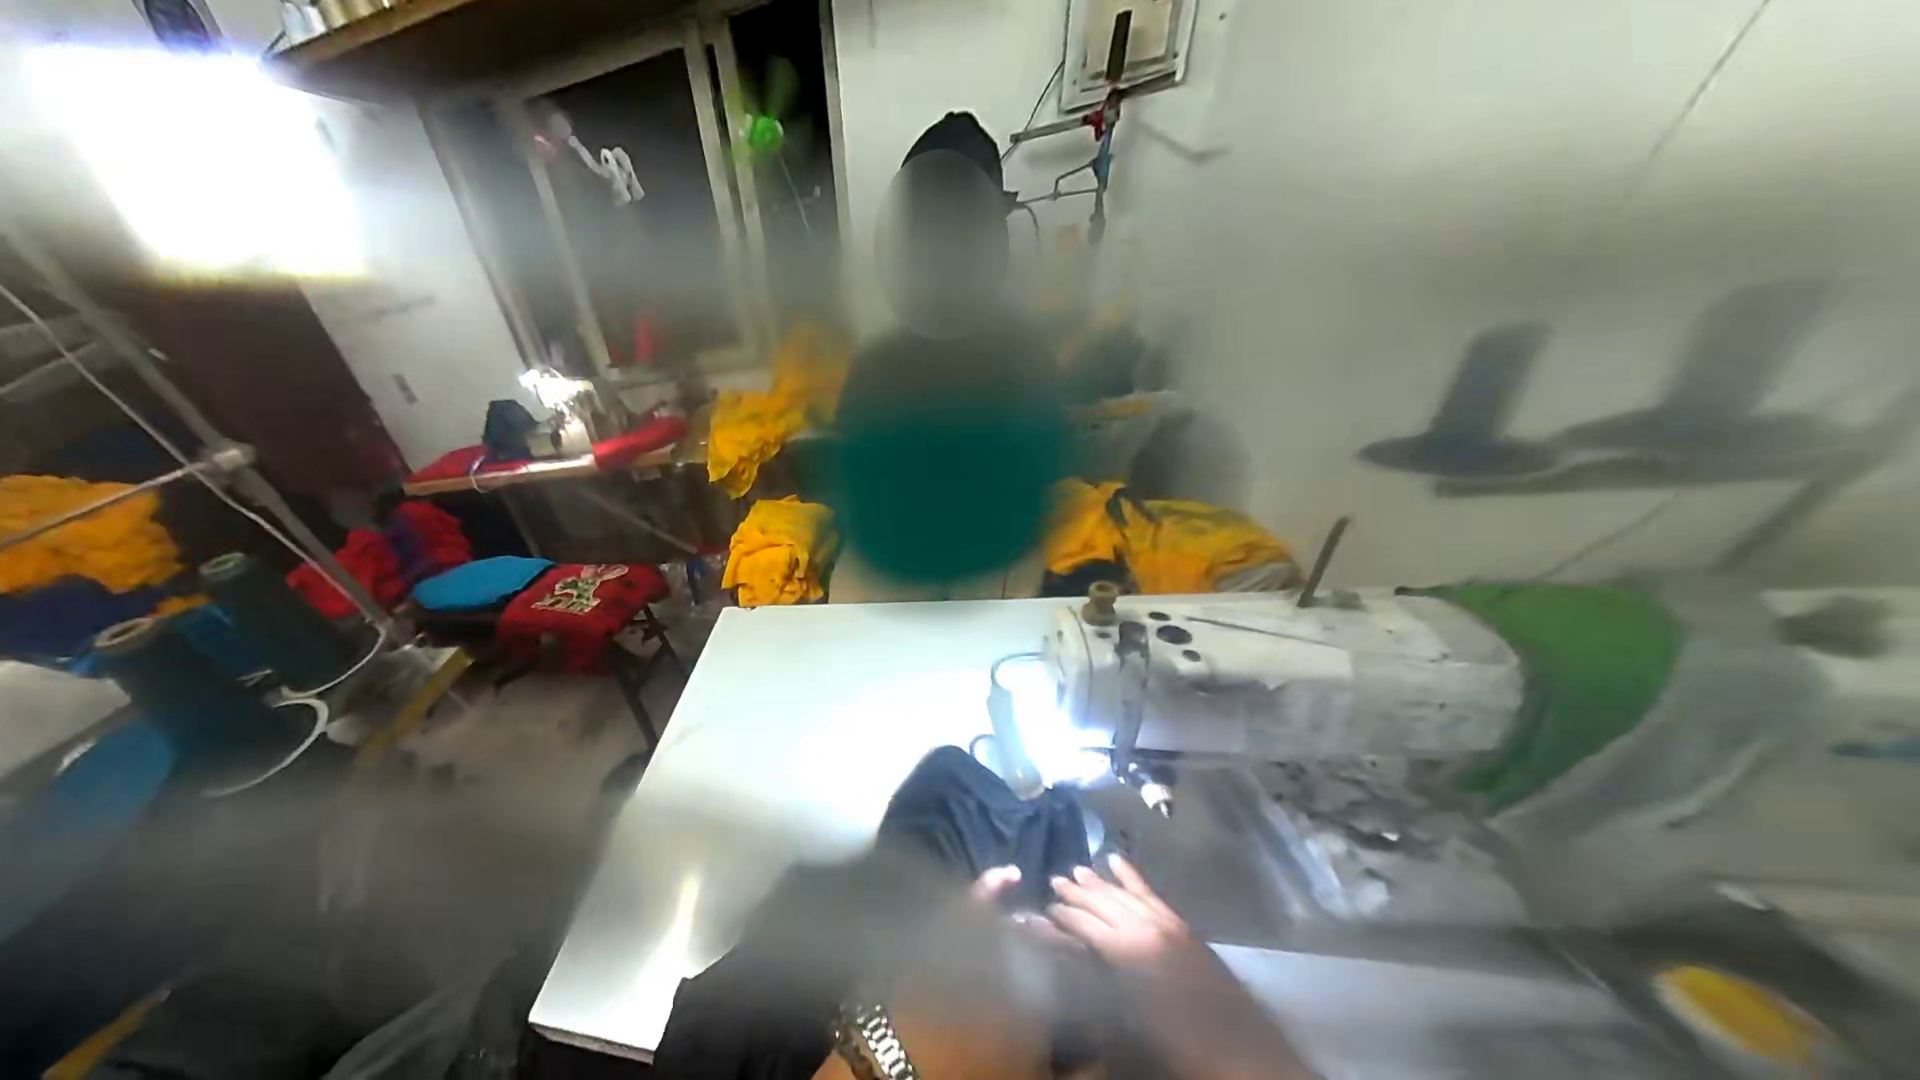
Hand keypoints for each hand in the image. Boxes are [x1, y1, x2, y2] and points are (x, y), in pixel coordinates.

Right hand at [1049, 855, 1316, 1079]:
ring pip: (1124, 894)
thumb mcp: (1130, 1023)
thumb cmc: (1178, 1045)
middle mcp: (1143, 929)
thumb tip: (1075, 959)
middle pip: (1103, 904)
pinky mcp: (1181, 925)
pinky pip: (1151, 893)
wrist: (1241, 1054)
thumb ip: (1101, 984)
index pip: (1085, 927)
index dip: (1062, 919)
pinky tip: (1118, 862)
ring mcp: (1164, 923)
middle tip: (1054, 881)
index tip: (1042, 912)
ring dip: (1100, 882)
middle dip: (1077, 893)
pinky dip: (1132, 876)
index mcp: (1127, 954)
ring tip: (1078, 870)